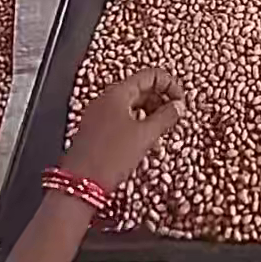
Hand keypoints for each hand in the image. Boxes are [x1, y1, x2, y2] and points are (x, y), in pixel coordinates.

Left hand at [62, 68, 183, 189]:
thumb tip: (179, 106)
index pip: (150, 75)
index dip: (169, 85)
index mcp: (118, 93)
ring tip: (163, 130)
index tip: (180, 102)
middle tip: (175, 116)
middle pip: (141, 88)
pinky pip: (123, 118)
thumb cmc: (110, 157)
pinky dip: (139, 124)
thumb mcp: (145, 135)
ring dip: (152, 113)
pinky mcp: (97, 130)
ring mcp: (100, 114)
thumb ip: (166, 117)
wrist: (79, 186)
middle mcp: (107, 99)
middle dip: (162, 100)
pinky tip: (146, 141)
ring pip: (133, 105)